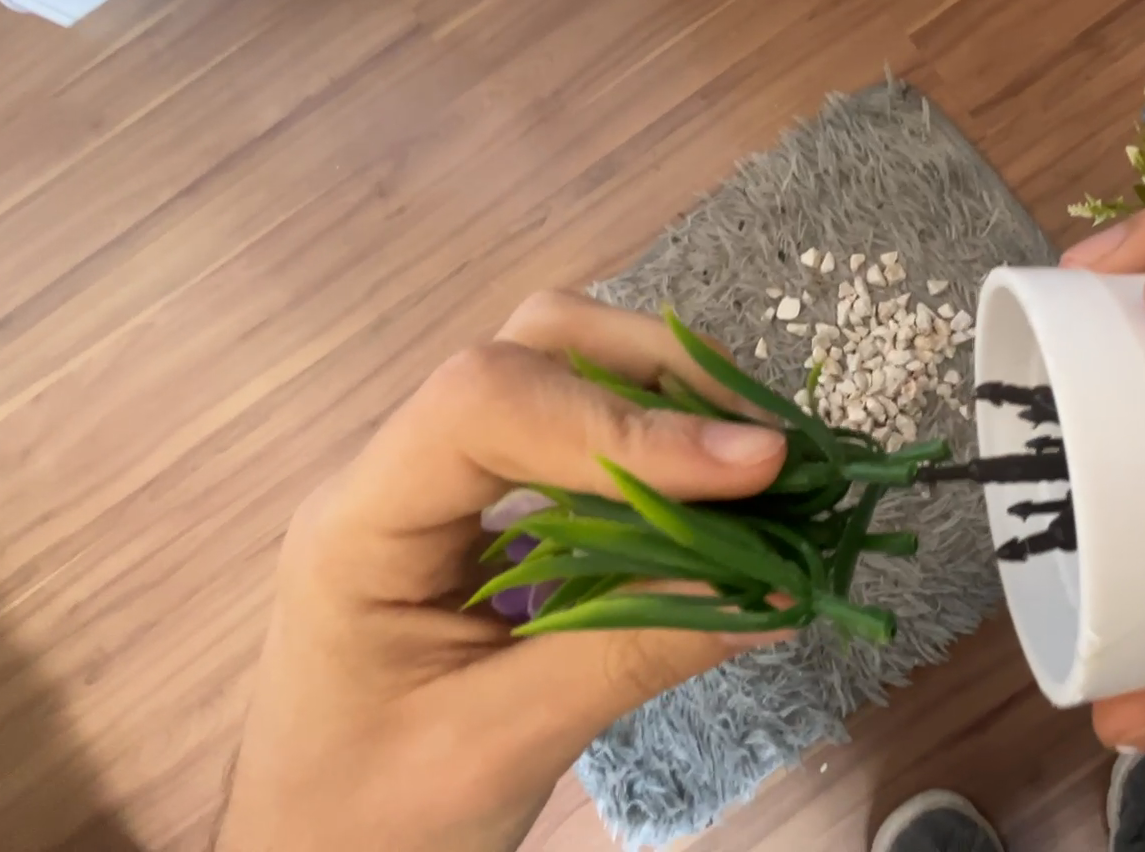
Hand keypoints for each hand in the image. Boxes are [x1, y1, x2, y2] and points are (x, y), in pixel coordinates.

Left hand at [215, 294, 790, 851]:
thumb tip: (780, 586)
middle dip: (665, 373)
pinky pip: (593, 412)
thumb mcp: (501, 746)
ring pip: (574, 356)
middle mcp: (411, 461)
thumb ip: (636, 649)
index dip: (629, 425)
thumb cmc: (374, 820)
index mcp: (365, 520)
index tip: (752, 469)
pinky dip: (667, 424)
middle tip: (761, 443)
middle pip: (541, 341)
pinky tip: (714, 473)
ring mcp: (460, 464)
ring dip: (675, 387)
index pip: (488, 403)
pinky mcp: (505, 486)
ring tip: (753, 451)